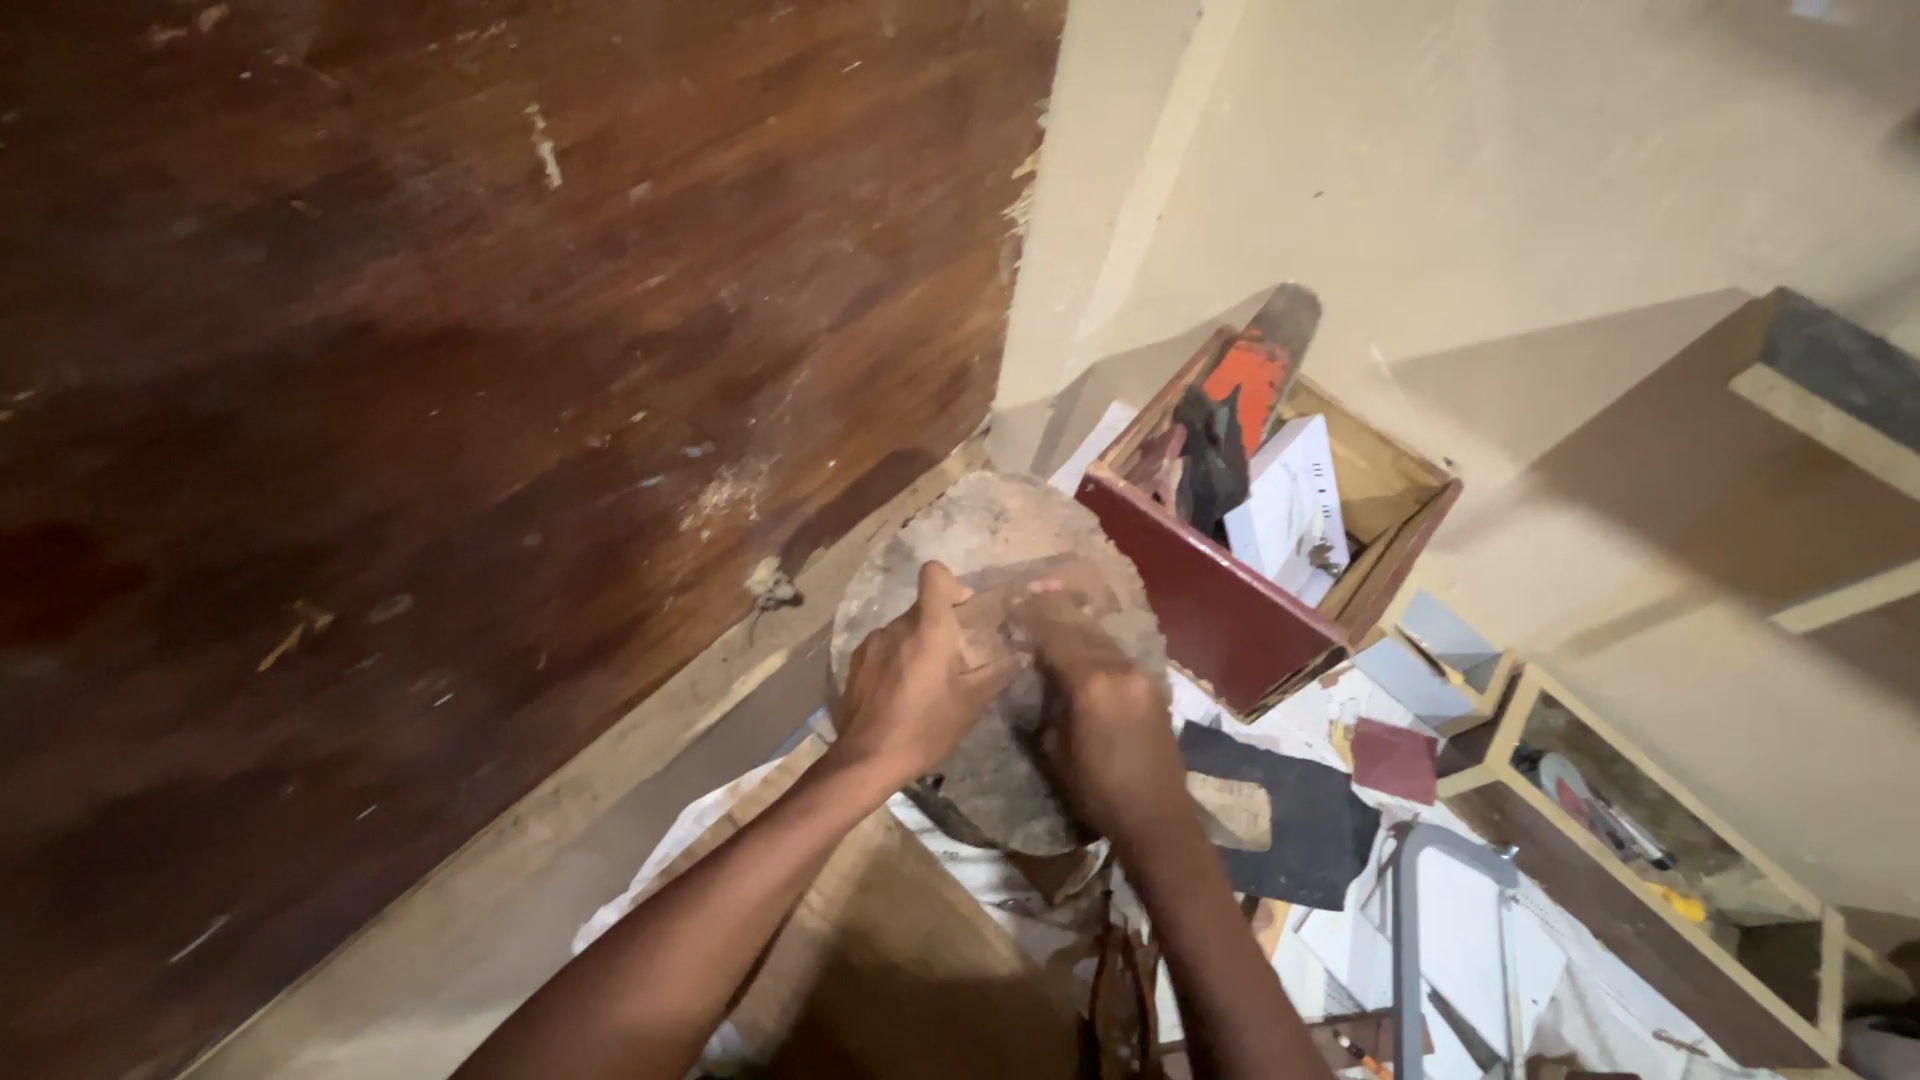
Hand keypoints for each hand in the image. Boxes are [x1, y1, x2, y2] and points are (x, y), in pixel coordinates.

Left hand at [833, 561, 1021, 786]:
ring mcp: (872, 642)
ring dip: (918, 644)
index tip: (964, 613)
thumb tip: (1021, 654)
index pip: (935, 574)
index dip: (952, 584)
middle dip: (942, 625)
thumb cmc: (925, 729)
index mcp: (927, 629)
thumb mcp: (970, 704)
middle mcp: (897, 626)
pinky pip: (885, 646)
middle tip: (956, 659)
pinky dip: (897, 658)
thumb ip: (997, 673)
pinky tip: (901, 692)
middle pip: (924, 607)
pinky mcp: (856, 662)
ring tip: (927, 682)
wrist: (866, 759)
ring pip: (904, 629)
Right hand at [1014, 590, 1184, 841]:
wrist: (1156, 816)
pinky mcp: (1153, 686)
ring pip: (1102, 637)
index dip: (1032, 617)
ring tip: (1055, 608)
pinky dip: (1096, 642)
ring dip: (1077, 624)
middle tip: (1032, 592)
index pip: (1055, 635)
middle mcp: (1120, 668)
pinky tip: (1083, 641)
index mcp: (1092, 682)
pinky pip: (1117, 653)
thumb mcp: (1056, 749)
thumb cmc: (1097, 790)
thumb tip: (1044, 680)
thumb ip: (1048, 705)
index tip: (1013, 602)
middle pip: (1081, 628)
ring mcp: (1141, 675)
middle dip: (1055, 609)